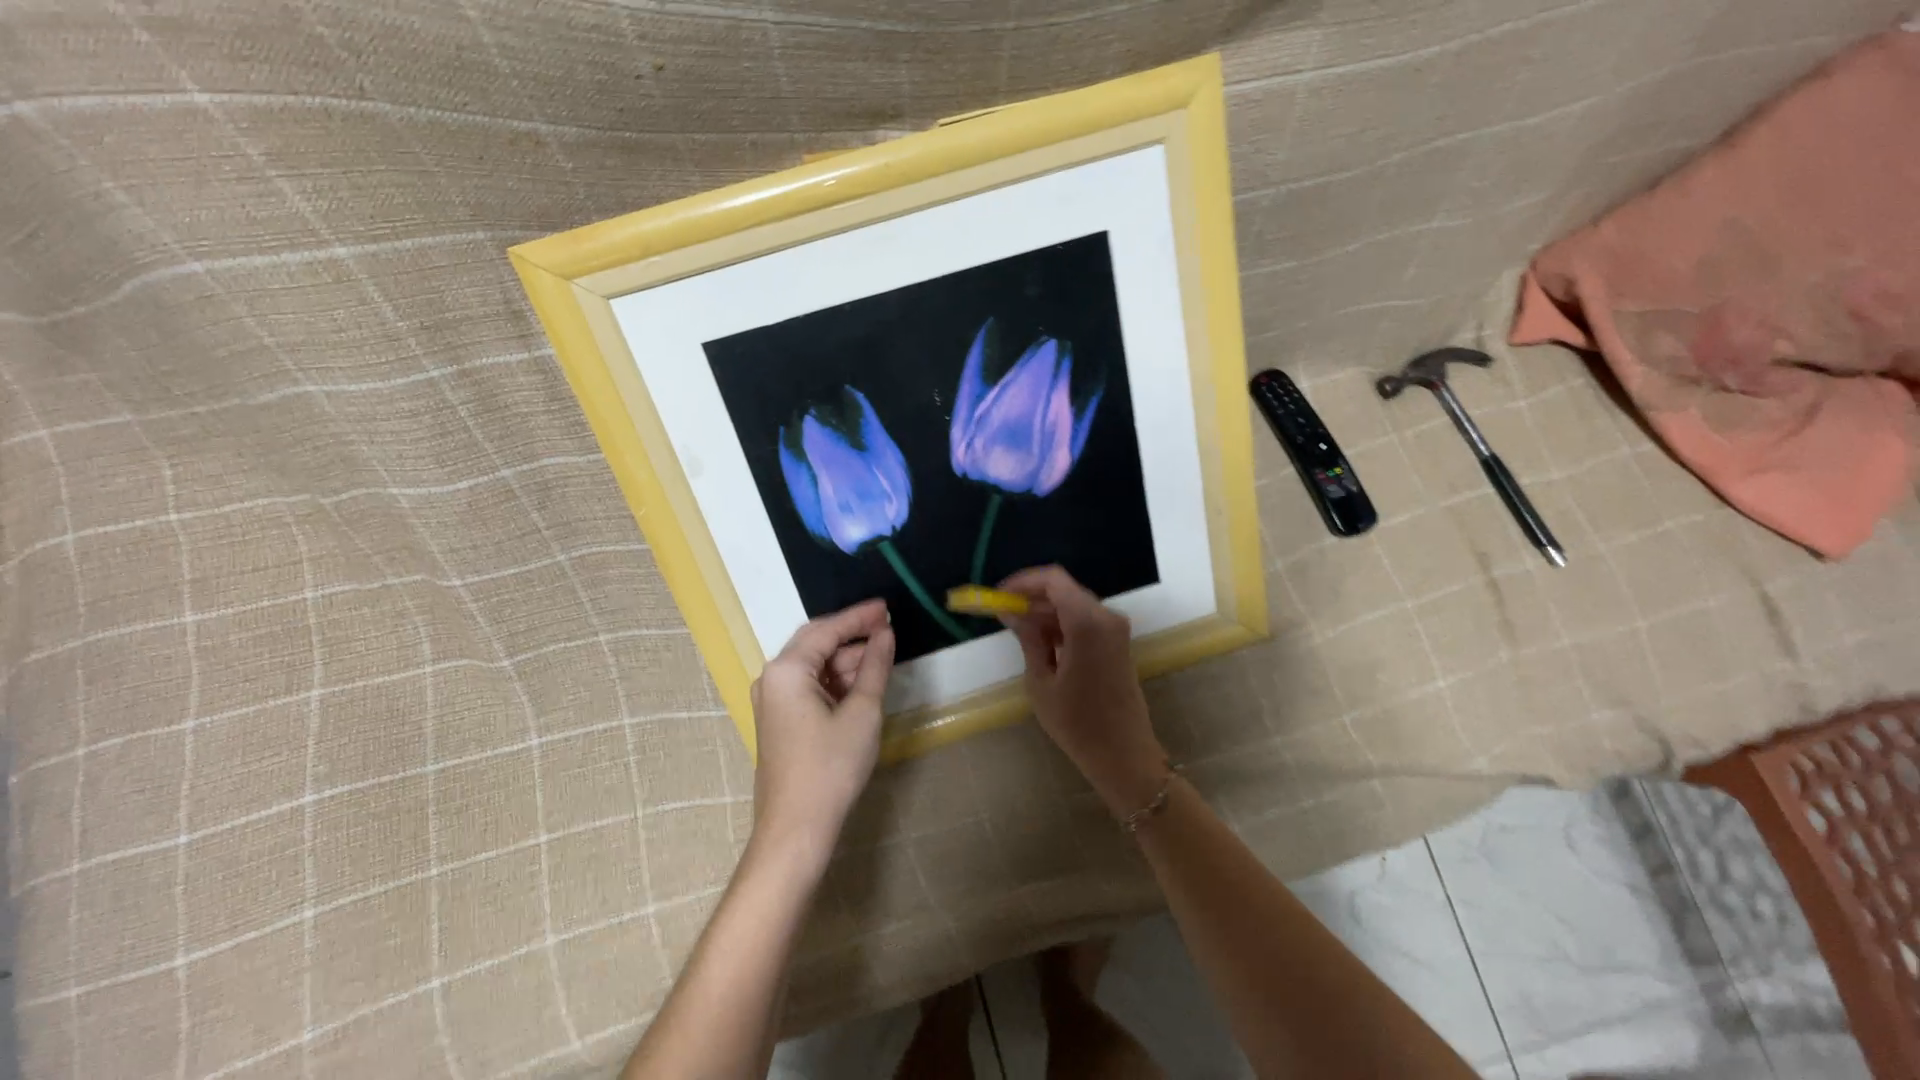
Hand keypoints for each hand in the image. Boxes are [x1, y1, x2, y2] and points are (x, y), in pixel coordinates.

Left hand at [749, 599, 894, 861]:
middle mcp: (772, 679)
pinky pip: (808, 687)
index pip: (826, 630)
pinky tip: (861, 683)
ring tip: (882, 657)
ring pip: (813, 666)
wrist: (796, 827)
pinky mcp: (779, 721)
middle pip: (815, 643)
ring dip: (845, 660)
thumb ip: (874, 666)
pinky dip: (835, 681)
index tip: (887, 607)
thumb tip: (885, 634)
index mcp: (786, 670)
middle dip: (851, 635)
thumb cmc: (831, 767)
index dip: (859, 617)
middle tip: (887, 627)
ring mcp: (772, 701)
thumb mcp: (862, 713)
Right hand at [998, 567, 1167, 818]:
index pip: (1053, 580)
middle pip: (1064, 590)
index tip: (998, 595)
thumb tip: (1011, 612)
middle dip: (1032, 598)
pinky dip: (1062, 625)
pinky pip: (1085, 621)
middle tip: (1001, 614)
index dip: (1023, 582)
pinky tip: (1041, 643)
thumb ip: (1028, 638)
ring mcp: (1115, 630)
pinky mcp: (1117, 644)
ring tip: (1016, 631)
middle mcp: (1106, 617)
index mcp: (1087, 622)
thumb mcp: (1041, 680)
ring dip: (1045, 612)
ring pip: (1074, 605)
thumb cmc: (1077, 722)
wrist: (1123, 754)